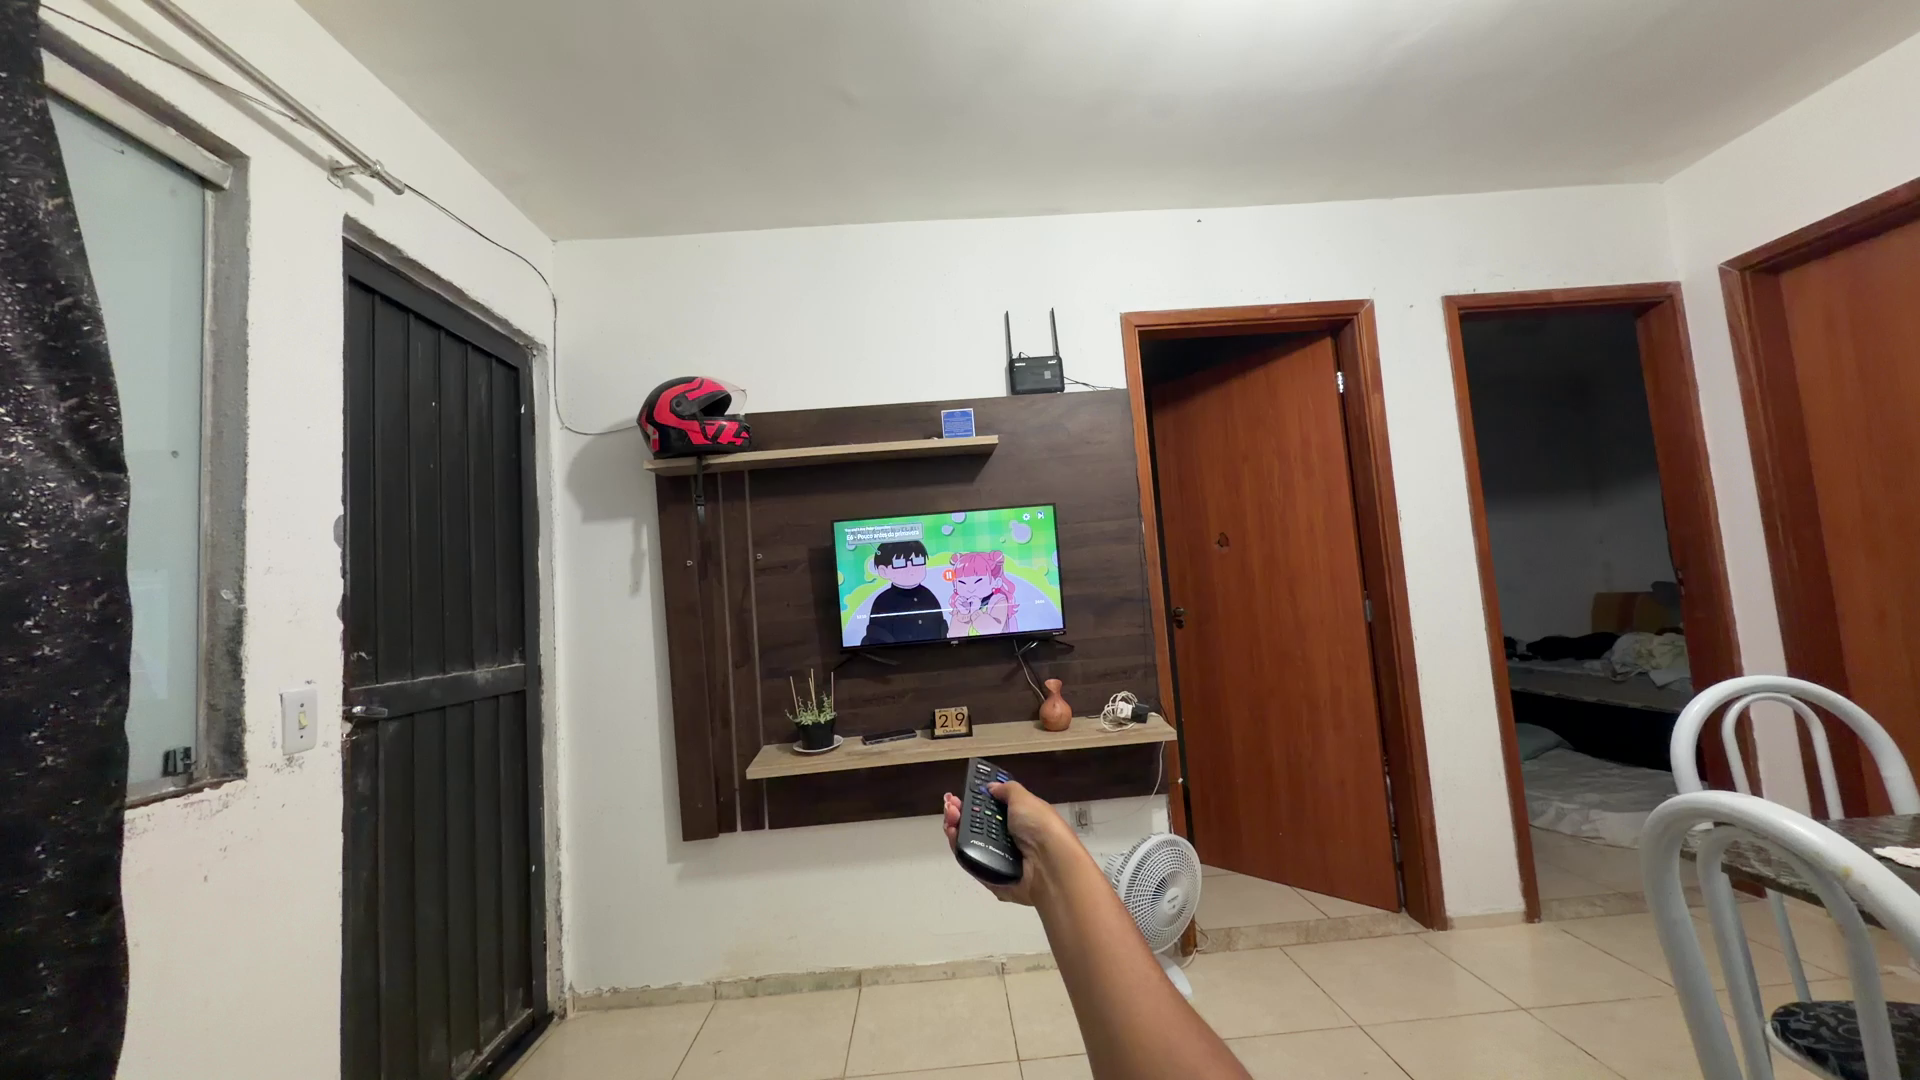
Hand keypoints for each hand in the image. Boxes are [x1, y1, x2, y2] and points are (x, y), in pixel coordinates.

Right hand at [943, 781, 1070, 905]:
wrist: (1049, 864)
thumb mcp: (1025, 798)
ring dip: (955, 827)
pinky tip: (952, 833)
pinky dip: (958, 846)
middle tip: (950, 805)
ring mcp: (997, 858)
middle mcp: (1007, 839)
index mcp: (1018, 820)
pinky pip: (969, 860)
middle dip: (960, 812)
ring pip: (969, 842)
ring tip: (949, 816)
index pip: (991, 809)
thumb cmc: (1039, 826)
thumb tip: (991, 787)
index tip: (961, 794)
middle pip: (976, 826)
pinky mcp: (989, 876)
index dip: (976, 801)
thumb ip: (1007, 790)